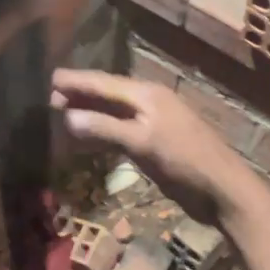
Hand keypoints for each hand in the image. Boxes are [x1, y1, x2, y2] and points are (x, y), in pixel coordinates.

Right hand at [51, 68, 258, 223]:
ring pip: (112, 115)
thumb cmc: (186, 162)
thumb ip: (106, 129)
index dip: (75, 81)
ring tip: (59, 118)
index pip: (103, 82)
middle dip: (78, 97)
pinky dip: (101, 135)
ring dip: (88, 116)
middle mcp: (148, 104)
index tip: (47, 79)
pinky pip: (120, 134)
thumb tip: (67, 116)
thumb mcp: (143, 143)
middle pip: (106, 95)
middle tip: (46, 100)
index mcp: (147, 95)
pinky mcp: (154, 146)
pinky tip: (85, 142)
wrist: (223, 191)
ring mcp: (152, 125)